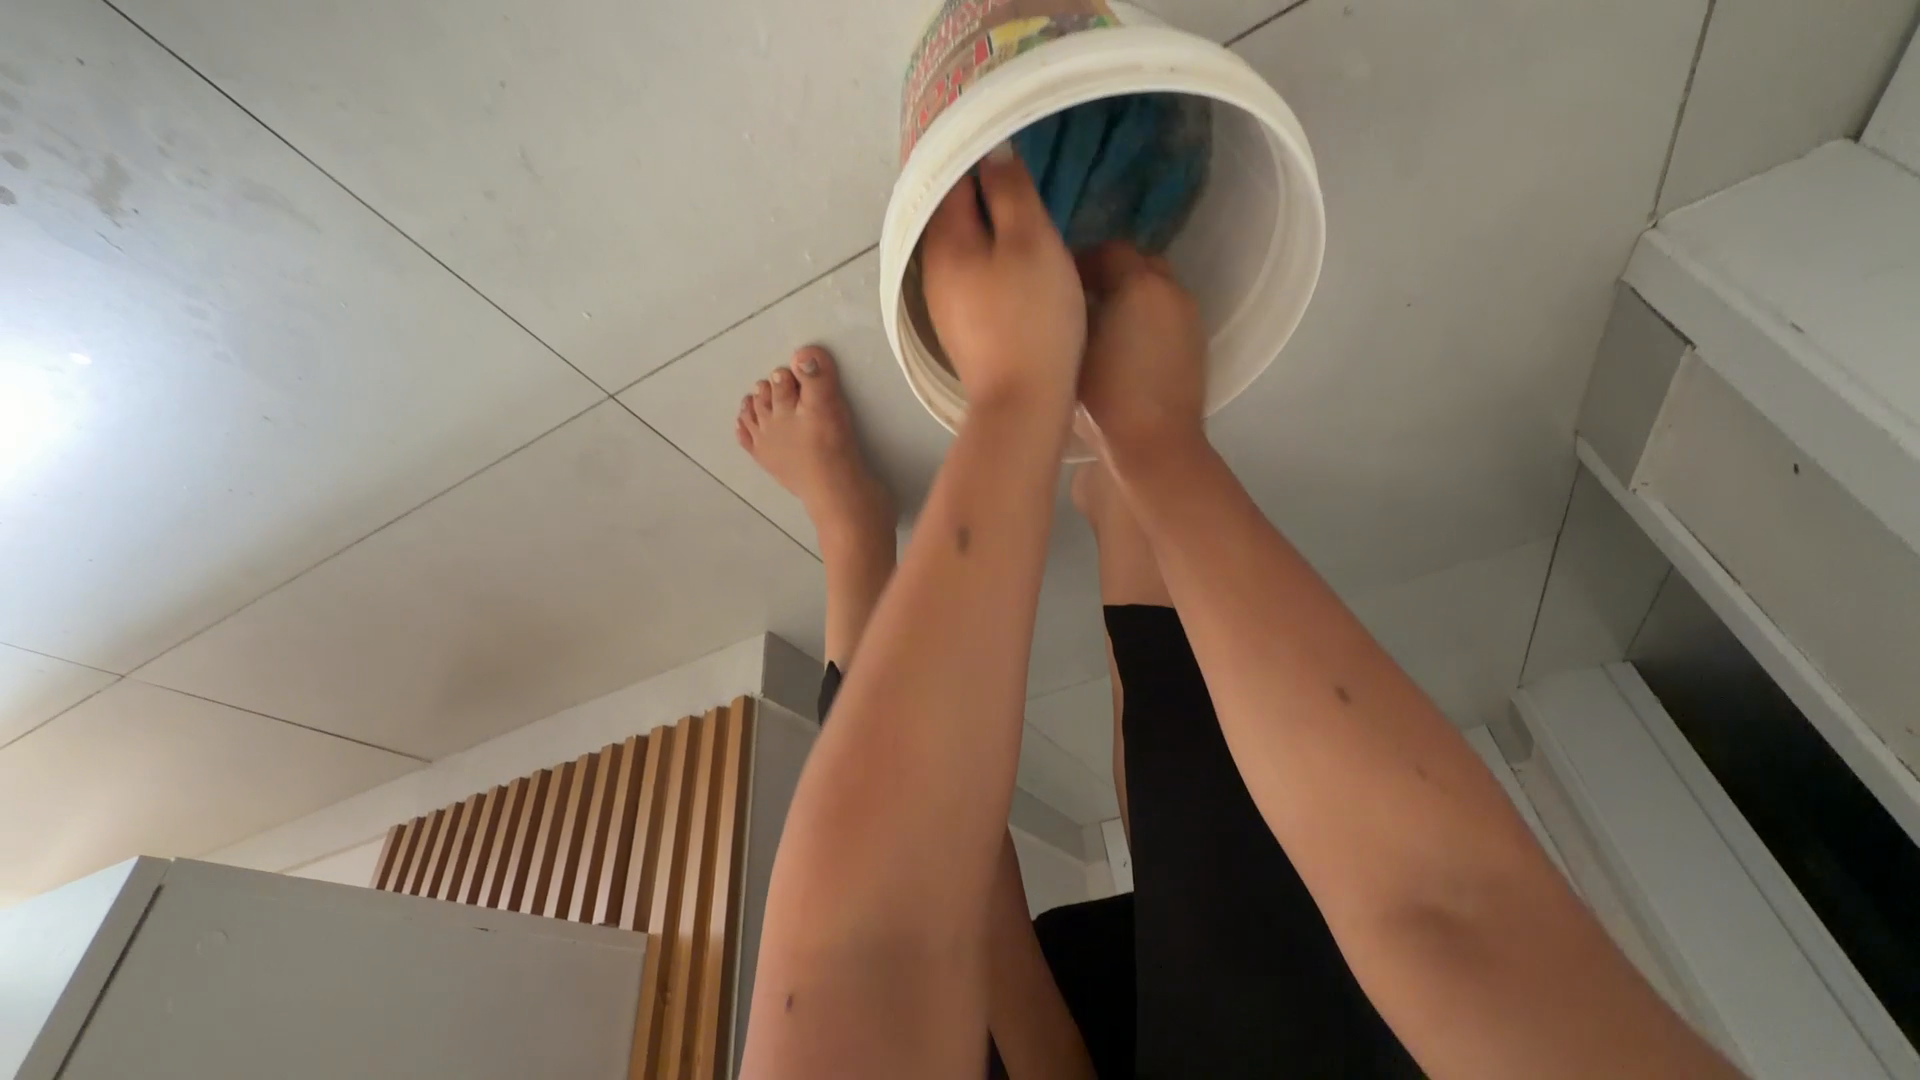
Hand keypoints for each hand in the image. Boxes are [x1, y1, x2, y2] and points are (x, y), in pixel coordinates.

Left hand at [920, 151, 1085, 413]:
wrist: (1023, 402)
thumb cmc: (1032, 317)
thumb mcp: (1031, 241)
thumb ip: (1010, 191)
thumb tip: (992, 154)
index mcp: (943, 239)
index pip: (955, 177)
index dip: (986, 158)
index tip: (1020, 155)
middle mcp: (932, 268)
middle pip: (956, 213)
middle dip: (989, 196)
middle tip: (1030, 187)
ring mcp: (943, 302)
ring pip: (966, 248)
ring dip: (993, 232)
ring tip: (1031, 225)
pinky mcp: (961, 328)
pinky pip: (974, 278)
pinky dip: (993, 263)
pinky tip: (1020, 269)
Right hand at [1076, 243, 1206, 460]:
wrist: (1156, 446)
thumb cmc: (1106, 399)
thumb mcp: (1071, 353)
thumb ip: (1069, 314)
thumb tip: (1066, 299)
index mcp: (1139, 285)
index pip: (1108, 251)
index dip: (1079, 262)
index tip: (1056, 282)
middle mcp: (1171, 291)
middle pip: (1138, 265)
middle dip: (1109, 275)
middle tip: (1078, 301)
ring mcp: (1190, 318)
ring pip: (1156, 292)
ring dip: (1129, 298)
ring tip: (1099, 326)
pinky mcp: (1198, 345)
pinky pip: (1168, 316)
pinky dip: (1146, 320)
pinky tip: (1123, 349)